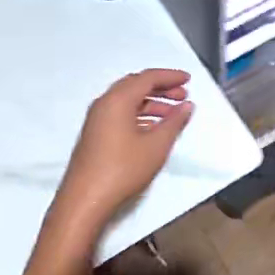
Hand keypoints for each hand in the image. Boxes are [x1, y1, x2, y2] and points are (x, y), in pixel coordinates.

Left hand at [55, 69, 194, 226]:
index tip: (188, 79)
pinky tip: (154, 128)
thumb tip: (186, 106)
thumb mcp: (156, 146)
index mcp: (117, 100)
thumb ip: (173, 122)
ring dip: (151, 103)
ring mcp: (96, 119)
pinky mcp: (95, 134)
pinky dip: (139, 115)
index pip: (146, 78)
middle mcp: (104, 103)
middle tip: (183, 96)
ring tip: (173, 114)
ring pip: (127, 101)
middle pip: (135, 85)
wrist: (86, 198)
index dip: (169, 76)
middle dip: (160, 88)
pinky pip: (120, 114)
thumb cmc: (123, 169)